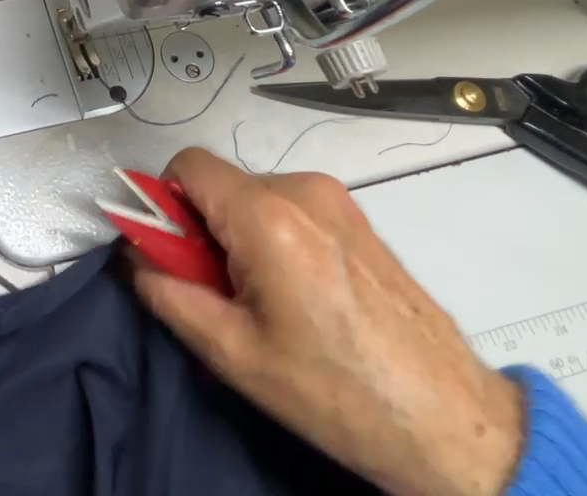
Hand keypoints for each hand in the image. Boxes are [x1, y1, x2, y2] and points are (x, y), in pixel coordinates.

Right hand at [132, 148, 523, 495]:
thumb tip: (135, 254)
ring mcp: (337, 200)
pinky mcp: (358, 217)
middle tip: (220, 293)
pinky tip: (298, 296)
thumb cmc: (333, 391)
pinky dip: (272, 238)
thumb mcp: (231, 352)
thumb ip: (166, 291)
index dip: (164, 202)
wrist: (450, 421)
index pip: (187, 166)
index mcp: (266, 216)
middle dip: (203, 228)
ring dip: (238, 235)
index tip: (172, 253)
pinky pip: (289, 209)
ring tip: (265, 302)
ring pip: (253, 198)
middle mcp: (302, 190)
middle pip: (221, 185)